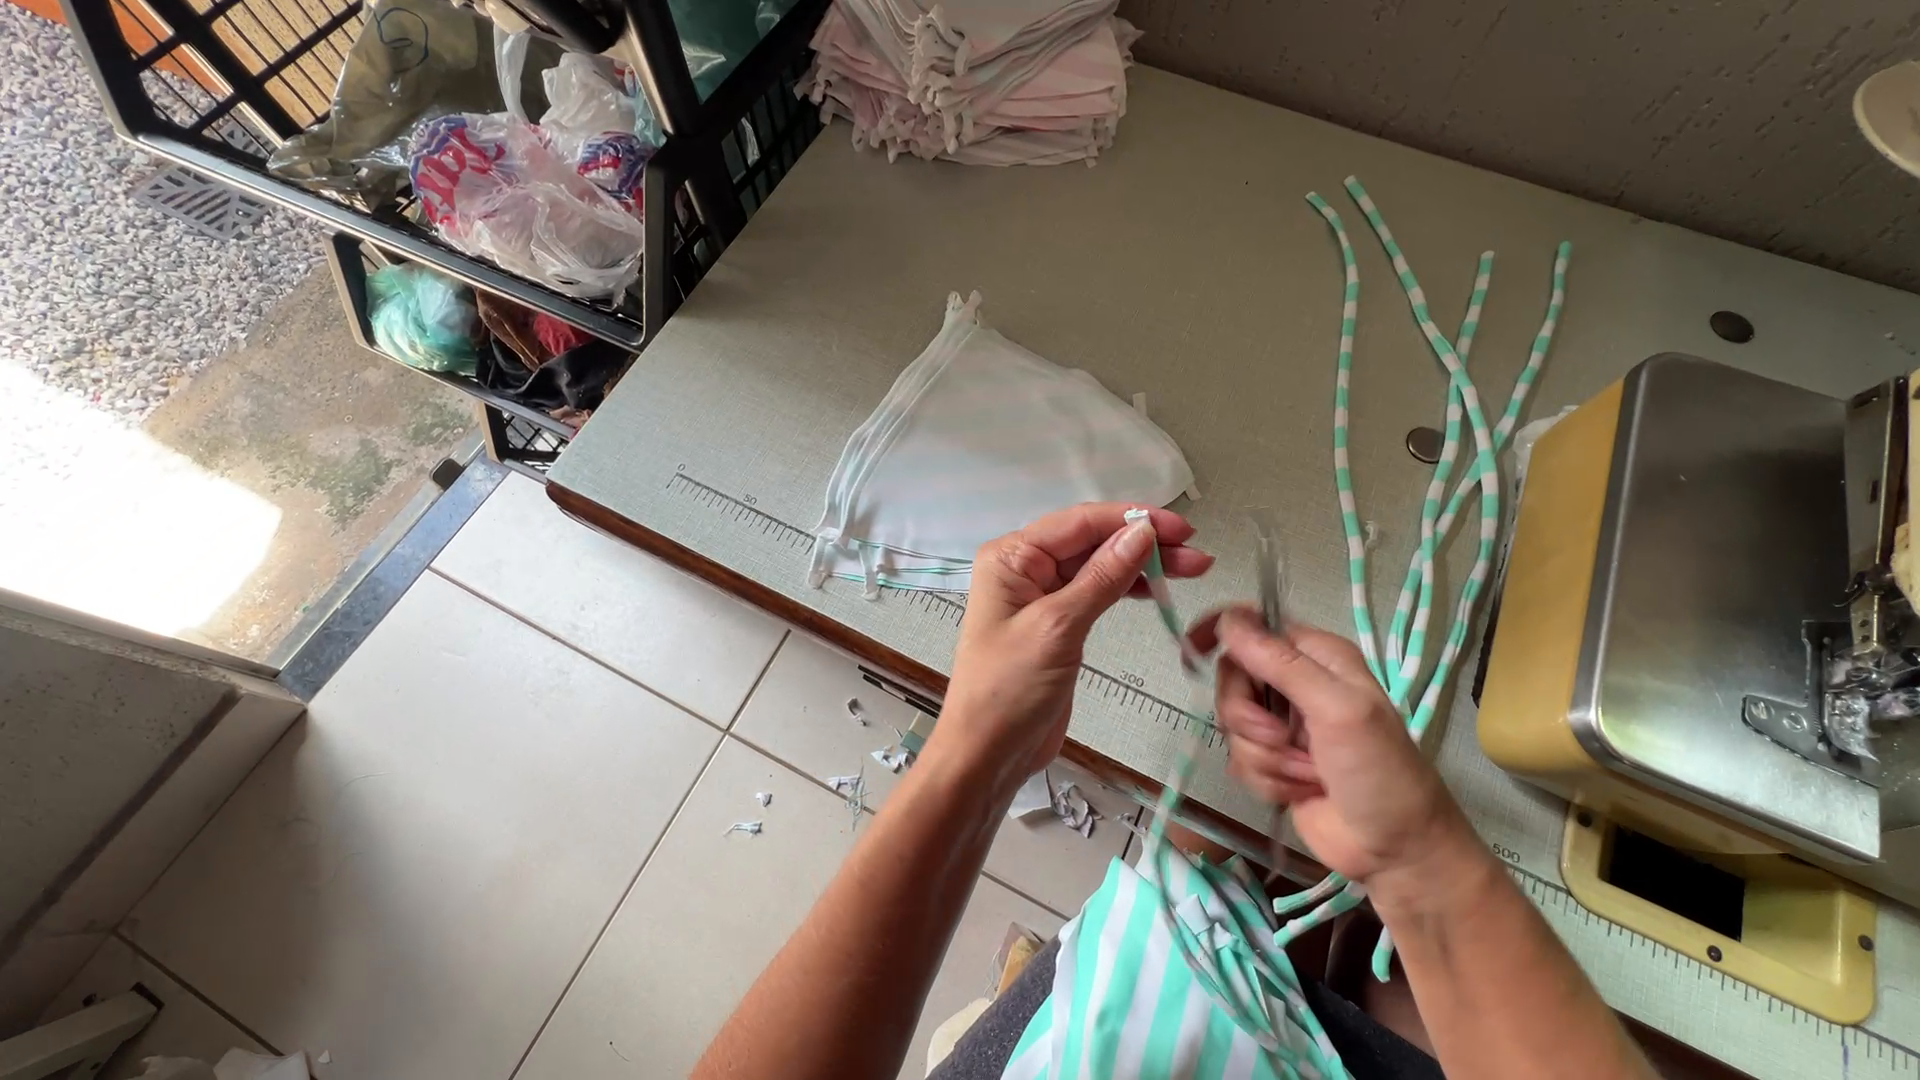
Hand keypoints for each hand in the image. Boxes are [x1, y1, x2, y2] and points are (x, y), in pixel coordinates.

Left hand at [931, 504, 1213, 800]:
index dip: (1132, 520)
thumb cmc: (1009, 689)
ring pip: (1099, 566)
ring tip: (1192, 568)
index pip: (1079, 522)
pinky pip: (1097, 592)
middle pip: (1092, 541)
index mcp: (1012, 557)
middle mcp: (1025, 568)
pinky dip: (1128, 588)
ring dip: (1143, 565)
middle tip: (1196, 555)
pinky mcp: (1058, 624)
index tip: (1180, 529)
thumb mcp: (1058, 627)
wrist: (988, 752)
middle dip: (1144, 543)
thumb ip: (1101, 577)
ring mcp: (1041, 596)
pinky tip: (1157, 588)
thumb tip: (1141, 534)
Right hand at [1191, 607, 1471, 886]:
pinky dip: (1266, 779)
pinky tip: (1300, 791)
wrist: (1395, 850)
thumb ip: (1281, 663)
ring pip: (1233, 725)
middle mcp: (1296, 684)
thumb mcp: (1337, 709)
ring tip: (1306, 773)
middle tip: (1280, 738)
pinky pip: (1240, 759)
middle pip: (1232, 679)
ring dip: (1265, 756)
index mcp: (1317, 656)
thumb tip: (1230, 619)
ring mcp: (1282, 725)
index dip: (1221, 631)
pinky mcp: (1272, 763)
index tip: (1192, 647)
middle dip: (1248, 717)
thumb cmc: (1380, 771)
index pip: (1253, 626)